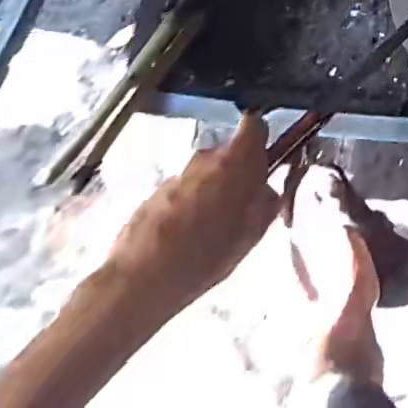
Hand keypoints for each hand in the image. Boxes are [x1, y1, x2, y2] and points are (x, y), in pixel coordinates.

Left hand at [105, 114, 278, 310]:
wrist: (138, 283)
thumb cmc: (207, 252)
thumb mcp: (255, 230)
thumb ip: (269, 200)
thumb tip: (268, 191)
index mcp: (237, 159)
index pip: (256, 125)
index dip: (262, 140)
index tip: (265, 160)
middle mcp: (205, 159)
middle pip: (228, 154)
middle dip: (236, 173)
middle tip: (239, 205)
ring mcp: (175, 177)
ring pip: (203, 176)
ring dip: (209, 192)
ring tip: (208, 228)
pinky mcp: (150, 197)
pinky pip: (179, 194)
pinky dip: (184, 208)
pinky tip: (183, 239)